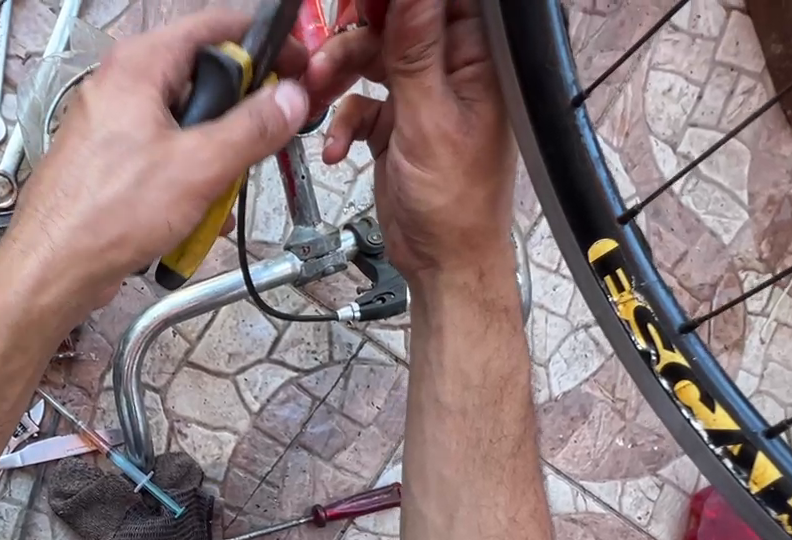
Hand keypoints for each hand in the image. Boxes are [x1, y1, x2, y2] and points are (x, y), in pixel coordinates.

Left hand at [0, 11, 311, 310]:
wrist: (55, 270)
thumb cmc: (103, 216)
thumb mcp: (198, 167)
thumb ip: (252, 129)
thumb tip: (288, 101)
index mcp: (139, 67)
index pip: (216, 25)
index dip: (264, 46)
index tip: (293, 71)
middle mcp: (122, 91)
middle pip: (202, 86)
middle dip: (236, 124)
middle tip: (254, 151)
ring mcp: (115, 133)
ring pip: (185, 134)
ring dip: (212, 170)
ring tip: (215, 203)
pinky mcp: (113, 172)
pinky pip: (164, 169)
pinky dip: (186, 192)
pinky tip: (191, 223)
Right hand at [304, 0, 515, 281]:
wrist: (440, 262)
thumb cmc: (453, 201)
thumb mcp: (429, 119)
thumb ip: (415, 50)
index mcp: (476, 57)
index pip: (440, 2)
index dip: (398, 0)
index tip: (359, 3)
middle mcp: (449, 69)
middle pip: (398, 23)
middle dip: (357, 32)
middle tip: (323, 46)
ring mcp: (418, 99)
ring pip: (372, 62)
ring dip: (339, 75)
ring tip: (315, 92)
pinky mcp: (393, 128)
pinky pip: (359, 107)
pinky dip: (342, 125)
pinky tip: (336, 151)